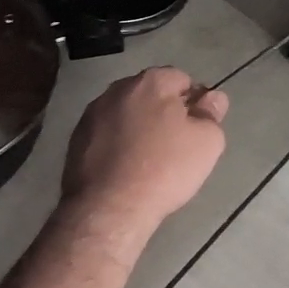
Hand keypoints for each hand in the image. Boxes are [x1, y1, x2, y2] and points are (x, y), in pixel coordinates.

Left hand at [61, 67, 228, 228]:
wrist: (109, 207)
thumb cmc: (165, 169)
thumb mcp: (207, 142)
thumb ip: (212, 113)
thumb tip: (212, 97)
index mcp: (152, 81)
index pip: (182, 80)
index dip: (193, 104)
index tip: (196, 130)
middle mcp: (119, 88)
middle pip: (151, 94)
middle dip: (163, 112)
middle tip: (174, 146)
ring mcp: (93, 112)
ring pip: (126, 113)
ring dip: (137, 126)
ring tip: (147, 159)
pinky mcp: (76, 138)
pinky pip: (106, 133)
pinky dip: (116, 143)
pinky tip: (124, 168)